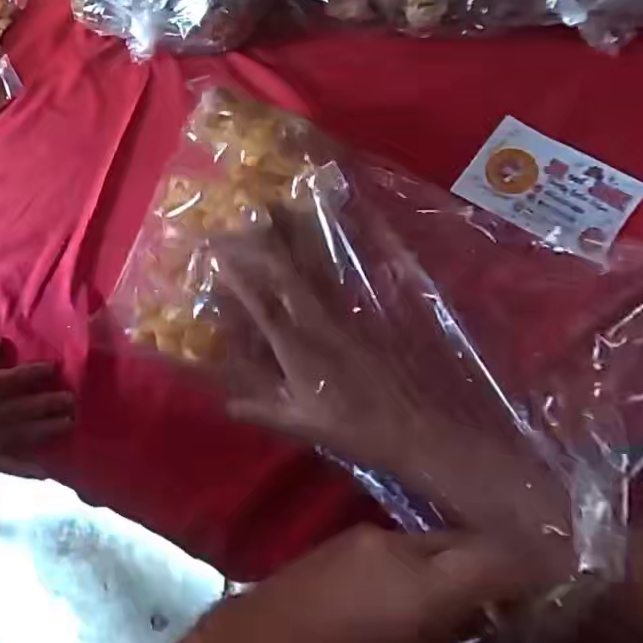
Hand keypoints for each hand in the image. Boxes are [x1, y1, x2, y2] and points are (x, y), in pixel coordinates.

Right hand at [0, 341, 73, 479]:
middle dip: (52, 402)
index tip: (54, 368)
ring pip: (27, 433)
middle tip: (73, 399)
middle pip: (29, 407)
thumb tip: (1, 344)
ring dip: (50, 428)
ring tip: (70, 422)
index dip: (37, 373)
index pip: (16, 379)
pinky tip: (46, 472)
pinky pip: (10, 465)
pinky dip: (28, 469)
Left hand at [202, 526, 570, 642]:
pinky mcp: (349, 534)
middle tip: (524, 607)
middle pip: (469, 543)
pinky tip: (425, 593)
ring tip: (476, 607)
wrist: (263, 638)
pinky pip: (406, 539)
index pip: (500, 557)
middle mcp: (401, 545)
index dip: (539, 568)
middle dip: (502, 568)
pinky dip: (430, 561)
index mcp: (426, 584)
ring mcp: (370, 533)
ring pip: (437, 540)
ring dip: (463, 564)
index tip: (566, 588)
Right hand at [215, 241, 572, 565]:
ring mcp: (351, 317)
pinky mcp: (375, 317)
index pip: (261, 306)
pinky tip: (345, 230)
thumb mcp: (305, 426)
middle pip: (288, 275)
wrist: (426, 431)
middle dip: (265, 243)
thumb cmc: (360, 432)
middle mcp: (322, 324)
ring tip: (286, 211)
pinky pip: (352, 279)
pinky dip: (342, 253)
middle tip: (249, 215)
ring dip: (299, 239)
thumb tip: (224, 403)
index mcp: (300, 350)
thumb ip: (263, 410)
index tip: (217, 252)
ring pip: (319, 270)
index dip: (237, 277)